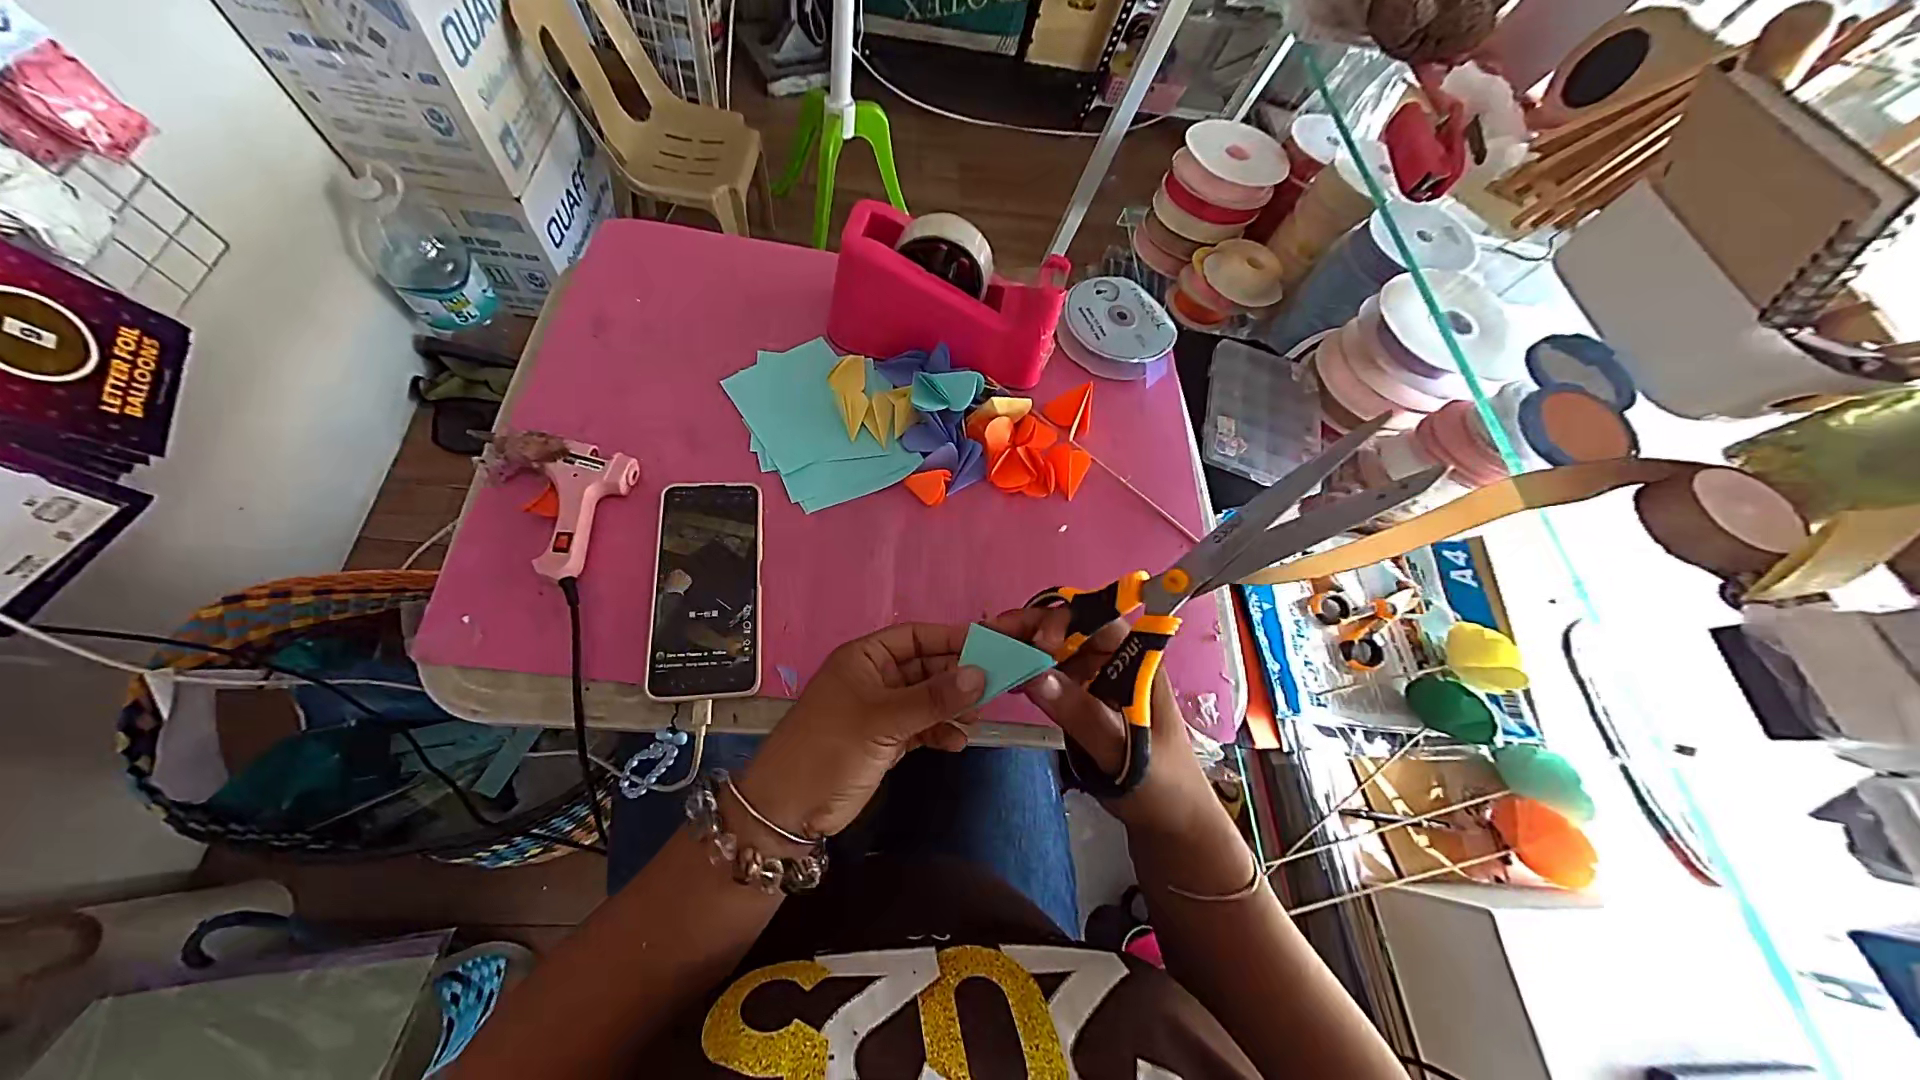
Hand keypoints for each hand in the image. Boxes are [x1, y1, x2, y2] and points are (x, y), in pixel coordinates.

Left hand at [737, 623, 983, 840]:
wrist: (789, 810)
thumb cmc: (830, 748)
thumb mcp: (883, 720)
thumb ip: (934, 698)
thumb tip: (980, 674)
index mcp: (866, 657)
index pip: (916, 636)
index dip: (952, 638)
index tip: (991, 643)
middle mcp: (876, 678)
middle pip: (927, 667)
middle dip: (958, 676)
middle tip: (996, 684)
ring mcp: (882, 710)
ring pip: (929, 698)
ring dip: (953, 707)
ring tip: (977, 718)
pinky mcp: (886, 740)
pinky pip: (923, 726)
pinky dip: (940, 731)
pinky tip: (956, 742)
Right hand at [985, 607, 1220, 839]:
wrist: (1170, 817)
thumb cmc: (1159, 782)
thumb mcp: (1121, 750)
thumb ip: (1080, 712)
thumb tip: (1034, 674)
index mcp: (1137, 661)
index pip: (1098, 620)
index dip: (1063, 621)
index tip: (1035, 643)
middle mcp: (1116, 659)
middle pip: (1070, 627)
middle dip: (1032, 627)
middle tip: (992, 636)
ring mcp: (1098, 676)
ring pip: (1057, 647)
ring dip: (1024, 645)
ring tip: (990, 652)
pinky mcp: (1084, 695)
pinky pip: (1053, 671)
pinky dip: (1029, 669)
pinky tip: (1006, 676)